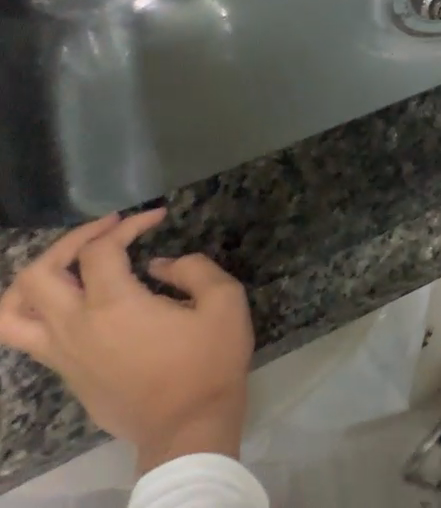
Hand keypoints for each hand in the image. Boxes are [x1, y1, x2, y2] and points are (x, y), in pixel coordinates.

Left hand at [0, 210, 253, 472]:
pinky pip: (25, 334)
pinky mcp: (62, 368)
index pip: (101, 251)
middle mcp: (73, 324)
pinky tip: (71, 302)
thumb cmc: (210, 358)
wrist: (185, 418)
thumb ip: (196, 272)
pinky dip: (37, 307)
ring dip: (33, 279)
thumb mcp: (226, 303)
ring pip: (10, 310)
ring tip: (66, 265)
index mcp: (114, 304)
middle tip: (107, 230)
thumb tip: (164, 265)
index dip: (128, 226)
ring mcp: (60, 350)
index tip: (158, 216)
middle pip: (38, 274)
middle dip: (71, 242)